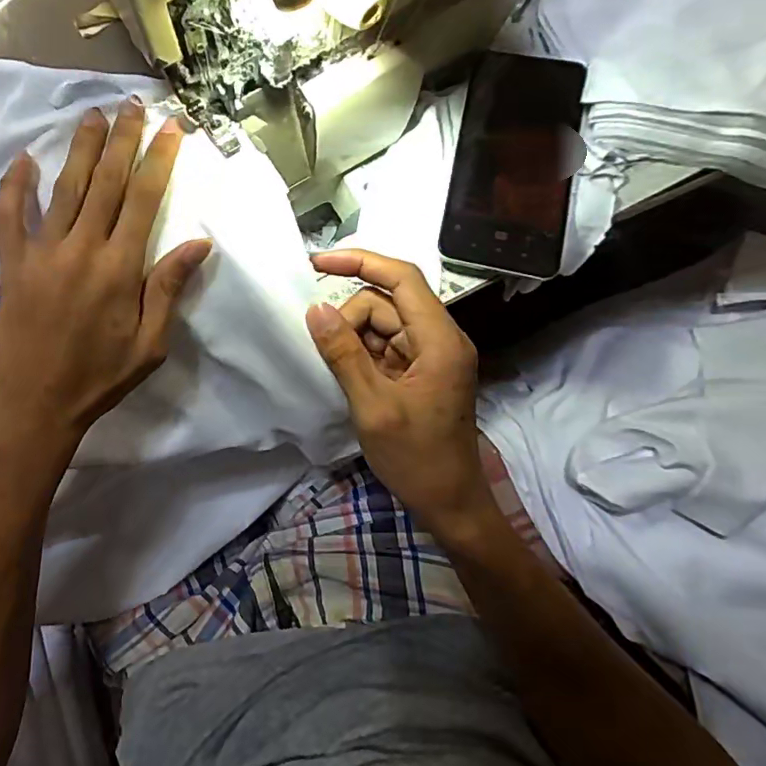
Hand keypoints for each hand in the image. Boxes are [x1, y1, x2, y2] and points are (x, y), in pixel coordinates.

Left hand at [0, 98, 212, 504]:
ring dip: (81, 149)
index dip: (159, 159)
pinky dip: (15, 185)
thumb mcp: (150, 345)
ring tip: (94, 116)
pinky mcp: (12, 264)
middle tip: (133, 105)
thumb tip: (199, 242)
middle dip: (123, 140)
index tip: (171, 128)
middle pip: (106, 182)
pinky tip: (24, 158)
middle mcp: (81, 249)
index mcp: (119, 268)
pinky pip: (10, 216)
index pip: (145, 199)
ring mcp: (41, 252)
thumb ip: (169, 288)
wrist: (33, 406)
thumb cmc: (98, 379)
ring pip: (65, 188)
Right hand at [305, 250, 492, 540]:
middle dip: (349, 320)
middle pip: (385, 302)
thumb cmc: (416, 459)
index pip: (402, 278)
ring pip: (380, 323)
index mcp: (440, 340)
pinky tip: (348, 377)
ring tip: (341, 376)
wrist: (450, 503)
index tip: (317, 263)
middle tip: (329, 358)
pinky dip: (361, 354)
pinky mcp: (420, 370)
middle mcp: (440, 338)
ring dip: (353, 340)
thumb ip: (344, 354)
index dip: (360, 262)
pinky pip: (383, 344)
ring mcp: (430, 355)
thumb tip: (315, 310)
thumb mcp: (372, 406)